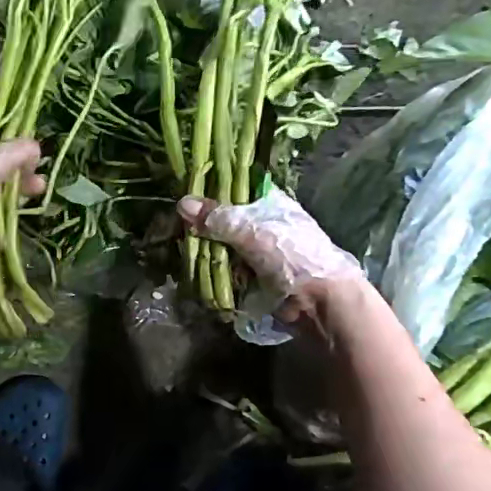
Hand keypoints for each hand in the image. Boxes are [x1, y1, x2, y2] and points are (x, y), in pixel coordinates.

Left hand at [0, 133, 44, 245]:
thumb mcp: (2, 155)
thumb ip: (23, 149)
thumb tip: (37, 150)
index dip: (12, 135)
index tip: (30, 143)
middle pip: (0, 158)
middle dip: (21, 164)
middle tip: (38, 170)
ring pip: (1, 179)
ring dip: (20, 183)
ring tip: (39, 188)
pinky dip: (11, 199)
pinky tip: (26, 201)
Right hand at [177, 191, 367, 322]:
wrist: (316, 301)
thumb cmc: (291, 255)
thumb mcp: (251, 230)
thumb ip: (217, 218)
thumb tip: (181, 203)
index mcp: (267, 203)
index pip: (233, 189)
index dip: (210, 190)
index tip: (184, 194)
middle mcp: (259, 224)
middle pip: (222, 219)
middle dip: (200, 224)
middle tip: (174, 225)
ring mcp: (253, 251)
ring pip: (219, 243)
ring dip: (201, 248)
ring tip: (176, 246)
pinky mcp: (248, 275)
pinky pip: (222, 266)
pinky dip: (208, 267)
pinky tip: (189, 265)